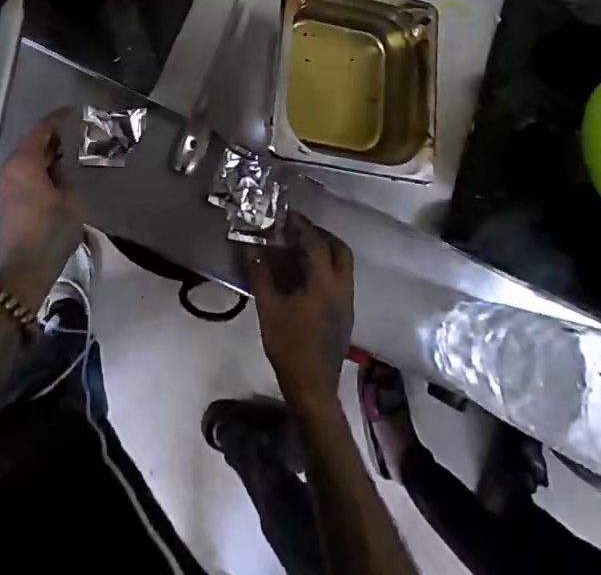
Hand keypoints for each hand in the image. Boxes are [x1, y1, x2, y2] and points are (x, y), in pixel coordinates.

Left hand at [0, 108, 87, 308]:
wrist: (24, 271)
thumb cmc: (50, 234)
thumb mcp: (70, 200)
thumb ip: (70, 173)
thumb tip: (70, 159)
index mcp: (23, 163)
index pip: (42, 130)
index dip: (60, 120)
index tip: (78, 113)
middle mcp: (9, 167)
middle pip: (34, 143)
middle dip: (57, 138)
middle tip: (83, 135)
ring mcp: (4, 184)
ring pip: (29, 159)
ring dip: (49, 154)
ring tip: (76, 153)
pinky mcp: (5, 198)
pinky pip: (24, 173)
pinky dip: (41, 168)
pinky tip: (60, 174)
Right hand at [246, 214, 354, 411]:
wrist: (312, 385)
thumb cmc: (289, 344)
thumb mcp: (268, 308)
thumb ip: (261, 276)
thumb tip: (253, 253)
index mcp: (325, 284)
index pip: (317, 245)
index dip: (302, 227)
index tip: (288, 216)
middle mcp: (342, 290)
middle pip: (340, 251)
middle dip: (321, 235)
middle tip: (298, 229)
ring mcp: (347, 304)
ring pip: (343, 266)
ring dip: (325, 251)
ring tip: (299, 248)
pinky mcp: (345, 315)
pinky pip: (340, 280)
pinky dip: (325, 268)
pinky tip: (304, 275)